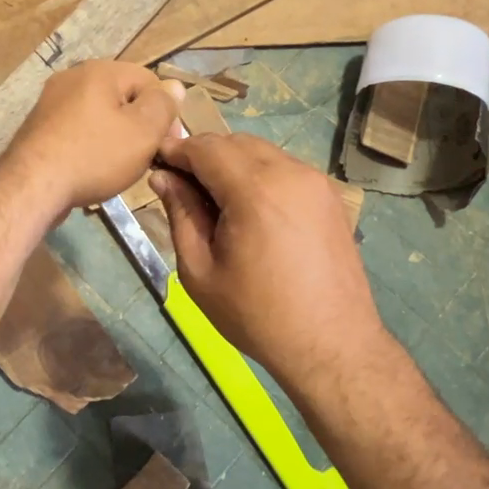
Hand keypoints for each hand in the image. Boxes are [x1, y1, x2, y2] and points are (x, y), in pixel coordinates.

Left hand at [0, 62, 183, 211]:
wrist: (31, 185)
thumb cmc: (93, 156)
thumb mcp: (142, 131)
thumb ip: (163, 106)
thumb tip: (174, 86)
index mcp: (100, 70)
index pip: (148, 80)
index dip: (165, 112)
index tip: (166, 145)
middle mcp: (72, 77)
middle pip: (121, 96)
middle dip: (137, 124)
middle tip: (144, 157)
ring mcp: (51, 101)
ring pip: (98, 114)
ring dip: (113, 137)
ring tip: (118, 166)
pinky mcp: (39, 126)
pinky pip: (76, 130)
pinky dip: (88, 145)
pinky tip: (90, 168)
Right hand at [150, 133, 389, 377]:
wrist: (332, 346)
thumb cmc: (256, 315)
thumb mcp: (200, 270)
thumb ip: (181, 214)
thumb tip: (162, 176)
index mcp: (254, 190)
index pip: (205, 147)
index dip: (176, 151)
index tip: (156, 164)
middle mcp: (289, 173)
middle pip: (233, 142)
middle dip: (203, 155)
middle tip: (182, 187)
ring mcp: (315, 182)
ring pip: (260, 151)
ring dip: (231, 163)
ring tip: (215, 202)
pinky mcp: (329, 196)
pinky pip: (284, 168)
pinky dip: (258, 174)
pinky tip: (249, 210)